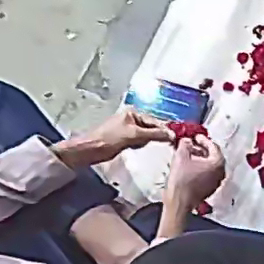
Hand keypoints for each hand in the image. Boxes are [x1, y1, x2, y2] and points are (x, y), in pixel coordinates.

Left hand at [54, 107, 174, 168]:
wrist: (90, 150)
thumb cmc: (110, 139)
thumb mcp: (135, 135)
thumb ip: (155, 134)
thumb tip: (172, 135)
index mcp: (132, 113)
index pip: (155, 121)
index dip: (164, 130)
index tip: (173, 139)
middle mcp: (131, 118)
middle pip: (152, 128)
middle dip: (152, 136)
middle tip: (147, 142)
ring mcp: (128, 128)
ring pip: (146, 135)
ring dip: (144, 141)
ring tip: (134, 145)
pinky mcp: (125, 137)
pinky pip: (139, 140)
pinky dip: (138, 144)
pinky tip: (132, 147)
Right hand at [164, 135, 225, 206]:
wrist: (178, 202)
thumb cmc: (181, 181)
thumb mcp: (181, 157)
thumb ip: (185, 145)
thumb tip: (187, 140)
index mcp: (217, 163)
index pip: (213, 146)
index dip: (203, 140)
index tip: (196, 136)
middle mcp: (221, 172)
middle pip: (213, 155)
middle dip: (201, 148)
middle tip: (191, 144)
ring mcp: (216, 181)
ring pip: (210, 165)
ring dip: (200, 157)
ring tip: (188, 154)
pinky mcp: (210, 187)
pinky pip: (207, 173)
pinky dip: (200, 167)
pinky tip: (189, 165)